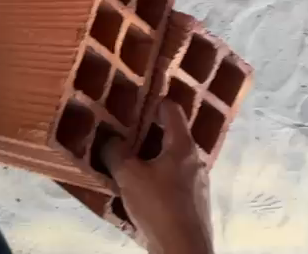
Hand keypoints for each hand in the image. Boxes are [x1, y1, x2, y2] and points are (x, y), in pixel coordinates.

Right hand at [102, 101, 213, 253]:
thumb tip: (109, 139)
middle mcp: (195, 161)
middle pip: (172, 134)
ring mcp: (198, 184)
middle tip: (125, 128)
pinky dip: (158, 176)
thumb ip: (115, 151)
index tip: (134, 100)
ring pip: (172, 159)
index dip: (153, 100)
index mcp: (183, 146)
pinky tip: (141, 187)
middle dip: (148, 130)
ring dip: (152, 156)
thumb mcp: (128, 175)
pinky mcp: (194, 205)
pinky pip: (174, 180)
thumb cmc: (160, 207)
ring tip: (128, 158)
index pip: (172, 109)